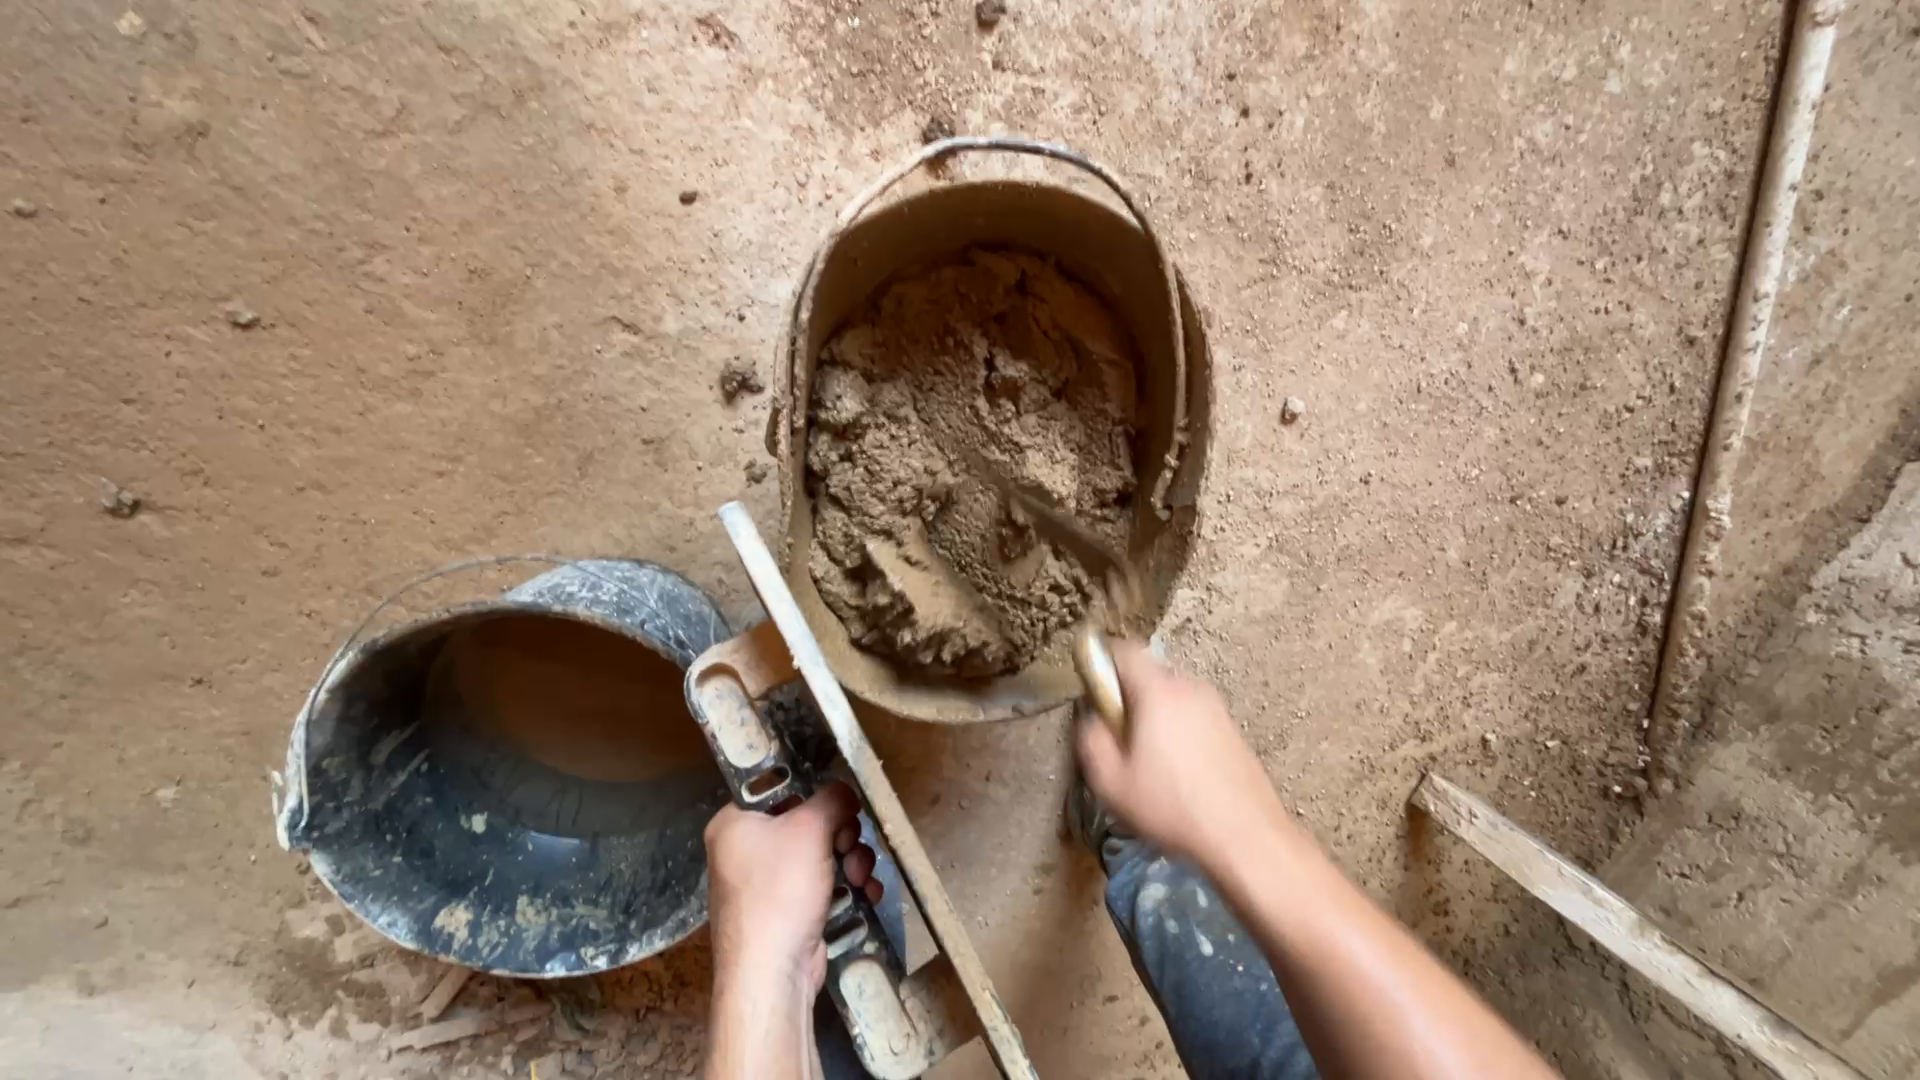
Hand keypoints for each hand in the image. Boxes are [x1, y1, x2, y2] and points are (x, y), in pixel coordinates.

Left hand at [704, 782, 881, 996]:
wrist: (771, 974)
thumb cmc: (781, 889)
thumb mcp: (811, 827)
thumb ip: (833, 798)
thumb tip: (845, 792)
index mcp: (734, 823)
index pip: (780, 790)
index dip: (814, 792)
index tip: (840, 803)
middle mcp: (746, 852)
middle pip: (807, 823)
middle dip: (842, 834)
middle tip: (850, 844)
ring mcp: (768, 886)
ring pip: (823, 854)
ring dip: (852, 861)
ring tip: (862, 877)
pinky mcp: (789, 913)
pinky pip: (824, 885)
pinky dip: (848, 887)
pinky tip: (866, 894)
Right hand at [1076, 641, 1294, 874]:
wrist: (1247, 838)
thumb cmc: (1171, 807)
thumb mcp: (1110, 781)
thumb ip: (1091, 738)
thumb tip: (1092, 716)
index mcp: (1158, 691)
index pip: (1124, 650)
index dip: (1101, 658)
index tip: (1092, 687)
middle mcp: (1190, 688)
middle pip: (1148, 674)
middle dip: (1127, 696)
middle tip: (1119, 737)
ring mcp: (1216, 708)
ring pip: (1171, 696)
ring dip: (1154, 715)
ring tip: (1150, 760)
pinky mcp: (1232, 729)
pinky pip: (1192, 715)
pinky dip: (1177, 730)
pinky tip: (1179, 772)